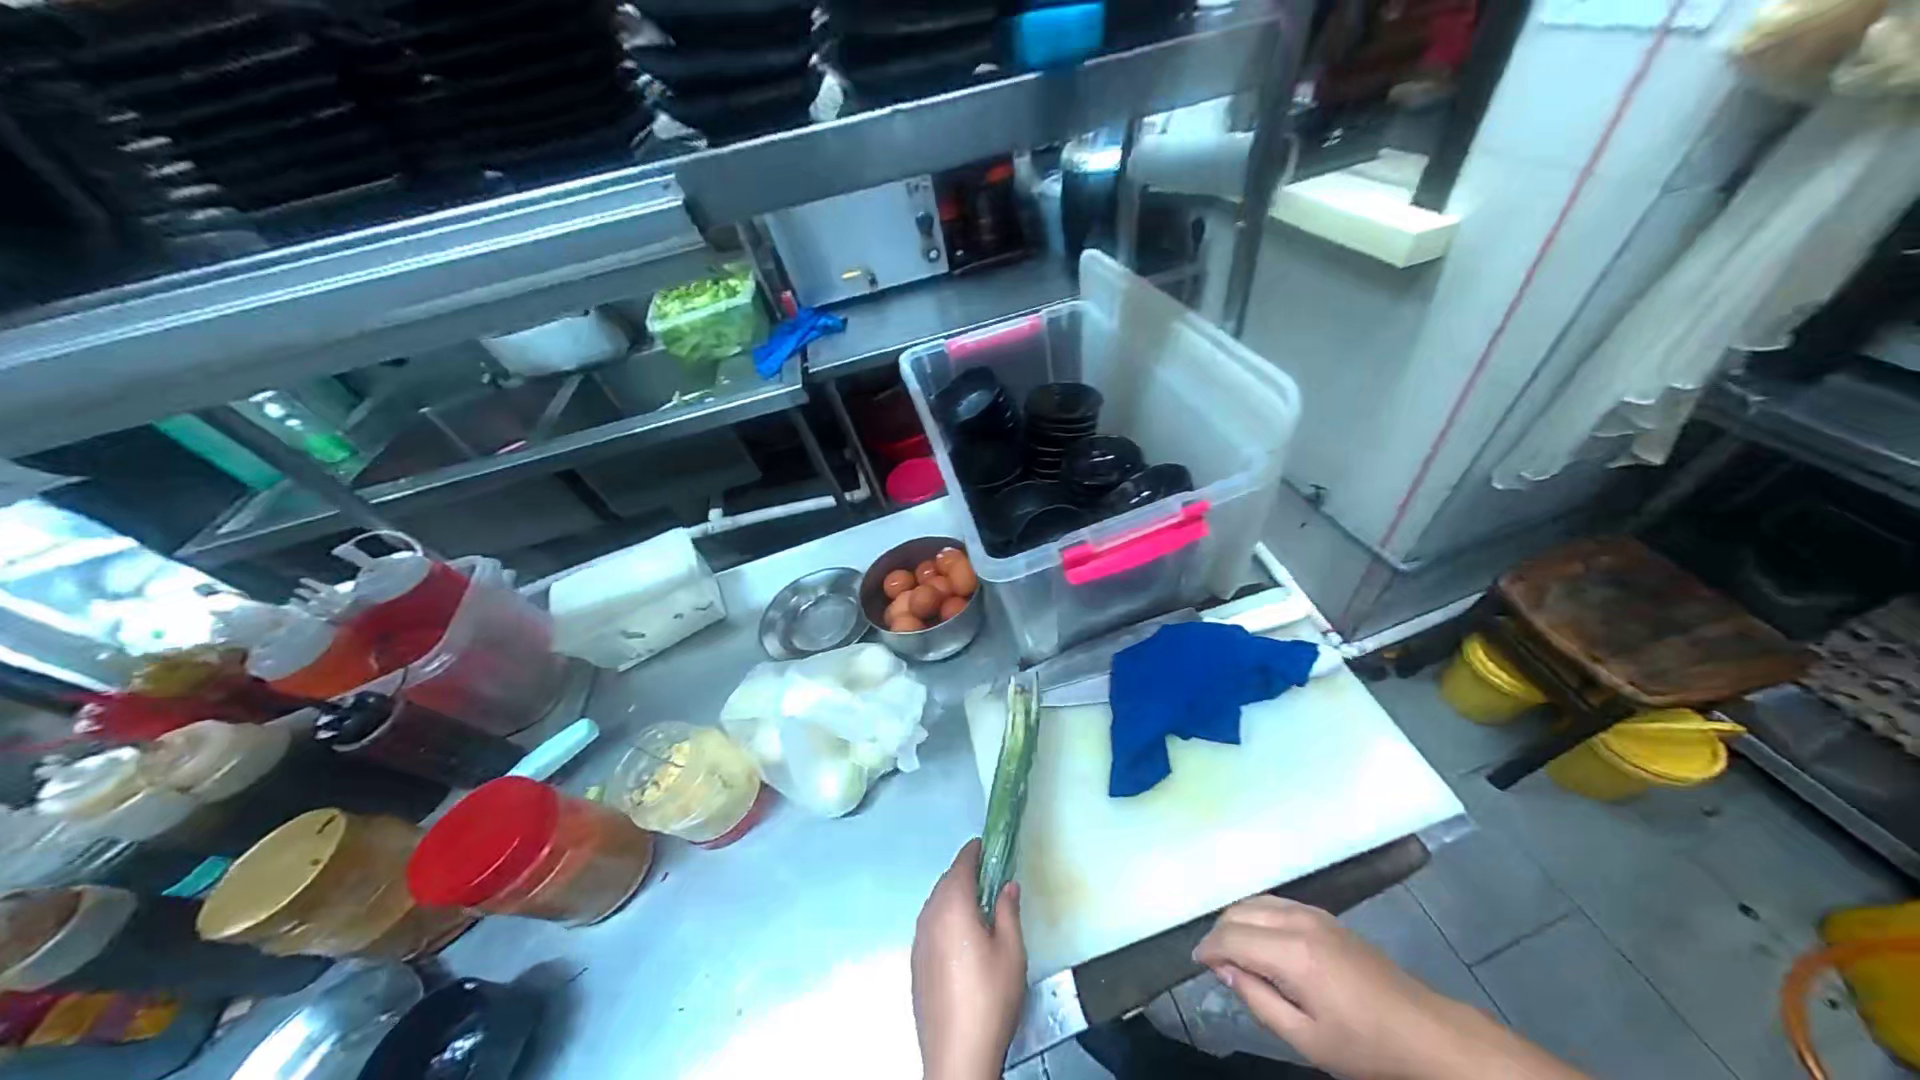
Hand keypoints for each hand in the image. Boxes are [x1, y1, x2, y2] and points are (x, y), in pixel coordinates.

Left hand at [912, 838, 1026, 1079]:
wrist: (957, 1053)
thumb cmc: (989, 998)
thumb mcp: (1012, 951)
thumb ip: (1009, 911)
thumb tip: (1007, 885)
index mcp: (952, 906)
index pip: (961, 865)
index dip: (974, 852)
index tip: (987, 845)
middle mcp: (929, 916)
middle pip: (946, 882)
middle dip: (965, 874)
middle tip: (990, 877)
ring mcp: (918, 939)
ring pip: (936, 904)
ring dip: (954, 897)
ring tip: (979, 907)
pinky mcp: (915, 962)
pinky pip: (930, 925)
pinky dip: (945, 918)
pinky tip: (962, 938)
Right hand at [1194, 897, 1589, 1079]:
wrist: (1426, 1033)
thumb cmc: (1366, 1046)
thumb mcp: (1306, 1039)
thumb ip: (1257, 999)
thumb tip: (1224, 969)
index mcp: (1292, 953)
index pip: (1231, 937)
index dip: (1208, 949)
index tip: (1197, 964)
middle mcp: (1298, 921)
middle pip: (1239, 911)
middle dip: (1219, 932)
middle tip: (1215, 963)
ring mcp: (1314, 913)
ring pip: (1255, 901)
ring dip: (1236, 920)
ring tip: (1234, 953)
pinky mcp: (1326, 916)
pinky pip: (1275, 903)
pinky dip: (1256, 915)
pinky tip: (1260, 941)